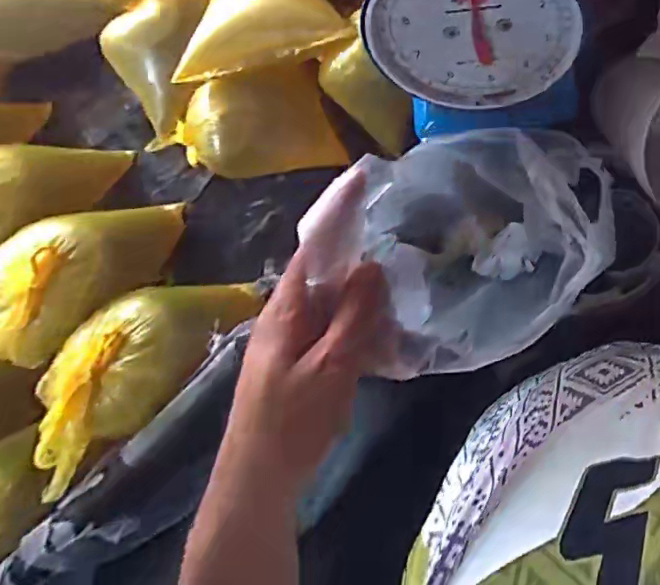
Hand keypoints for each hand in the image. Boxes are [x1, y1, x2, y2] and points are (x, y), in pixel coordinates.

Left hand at [222, 182, 393, 495]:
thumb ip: (355, 312)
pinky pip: (336, 320)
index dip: (341, 210)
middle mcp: (287, 312)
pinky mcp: (302, 355)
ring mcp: (293, 334)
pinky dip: (361, 315)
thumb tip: (373, 263)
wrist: (256, 482)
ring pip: (335, 295)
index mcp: (288, 306)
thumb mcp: (332, 365)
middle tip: (402, 232)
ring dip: (365, 287)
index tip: (364, 178)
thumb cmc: (292, 421)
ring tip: (403, 280)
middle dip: (362, 247)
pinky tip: (386, 327)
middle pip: (328, 266)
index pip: (317, 244)